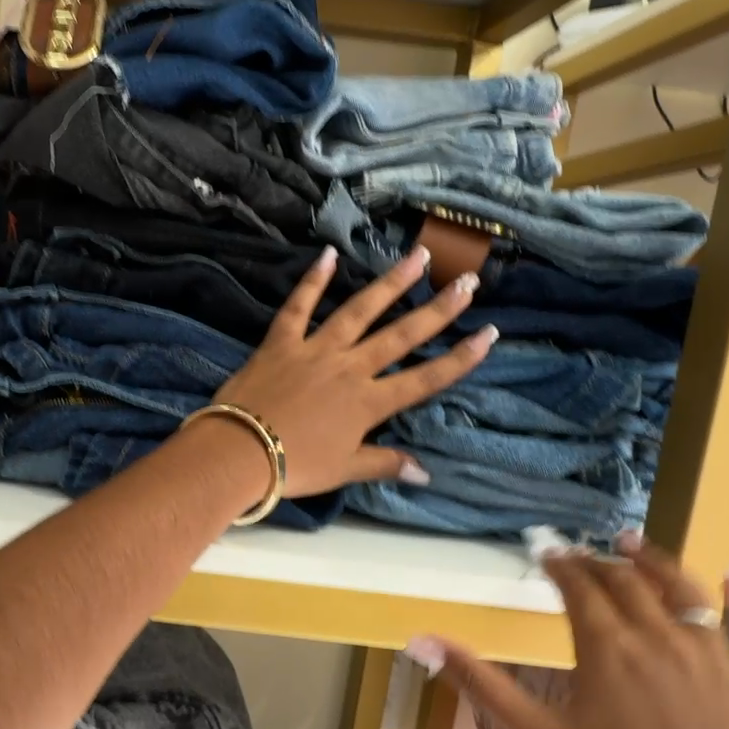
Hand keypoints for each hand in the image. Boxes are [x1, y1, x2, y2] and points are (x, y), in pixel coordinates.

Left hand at [212, 244, 496, 496]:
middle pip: (400, 335)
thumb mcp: (345, 470)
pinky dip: (312, 280)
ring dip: (389, 283)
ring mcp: (314, 350)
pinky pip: (298, 306)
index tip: (489, 334)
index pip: (425, 378)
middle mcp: (349, 368)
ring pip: (358, 311)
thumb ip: (385, 464)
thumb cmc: (294, 465)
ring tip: (417, 256)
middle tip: (466, 281)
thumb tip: (426, 474)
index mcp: (368, 403)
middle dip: (438, 309)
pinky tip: (328, 254)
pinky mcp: (280, 342)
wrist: (239, 451)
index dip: (460, 358)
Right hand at [418, 538, 728, 728]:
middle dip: (598, 562)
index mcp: (608, 650)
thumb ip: (478, 682)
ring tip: (634, 542)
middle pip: (628, 583)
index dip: (559, 564)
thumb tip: (417, 639)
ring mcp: (717, 664)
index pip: (579, 587)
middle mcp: (663, 642)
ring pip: (689, 594)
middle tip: (577, 553)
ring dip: (658, 563)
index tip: (543, 550)